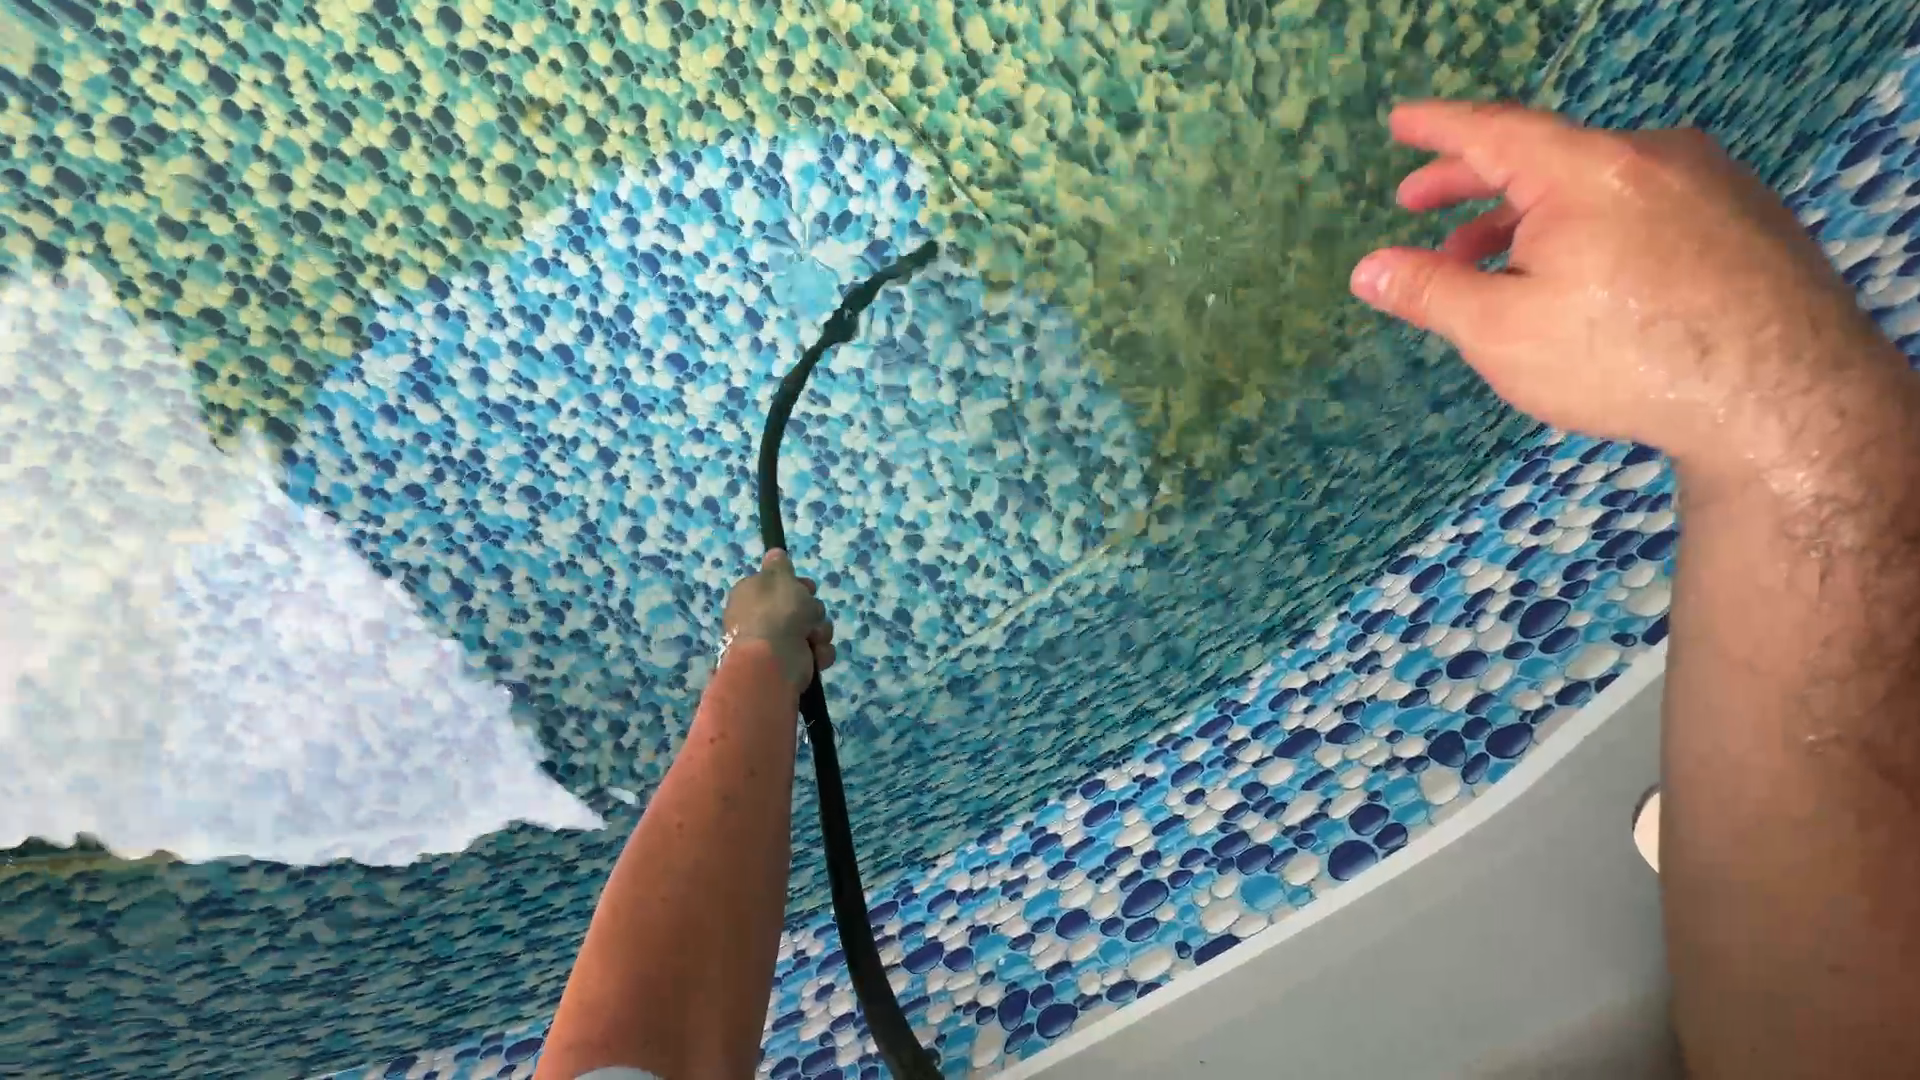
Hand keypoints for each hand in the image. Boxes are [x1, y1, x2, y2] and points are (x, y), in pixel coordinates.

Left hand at [722, 550, 834, 695]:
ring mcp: (779, 642)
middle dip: (813, 610)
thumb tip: (773, 553)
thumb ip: (779, 565)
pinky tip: (815, 654)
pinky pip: (817, 651)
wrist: (773, 659)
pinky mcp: (794, 663)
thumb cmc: (776, 612)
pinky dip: (819, 653)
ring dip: (819, 632)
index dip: (798, 585)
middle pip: (802, 606)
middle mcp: (763, 618)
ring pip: (814, 628)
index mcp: (753, 595)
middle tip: (808, 613)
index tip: (807, 588)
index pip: (780, 585)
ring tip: (812, 638)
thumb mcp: (779, 578)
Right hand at [1349, 101, 1911, 478]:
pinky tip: (1558, 275)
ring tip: (1476, 263)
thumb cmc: (1618, 356)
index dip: (1438, 127)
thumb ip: (1428, 291)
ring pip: (1586, 187)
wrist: (1779, 394)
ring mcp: (1704, 183)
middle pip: (1540, 156)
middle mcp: (1651, 157)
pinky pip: (1631, 205)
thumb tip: (1366, 269)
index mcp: (1586, 172)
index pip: (1494, 132)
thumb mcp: (1498, 329)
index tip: (1401, 121)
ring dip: (1519, 218)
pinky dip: (1574, 228)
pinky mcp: (1735, 218)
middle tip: (1416, 203)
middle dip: (1469, 181)